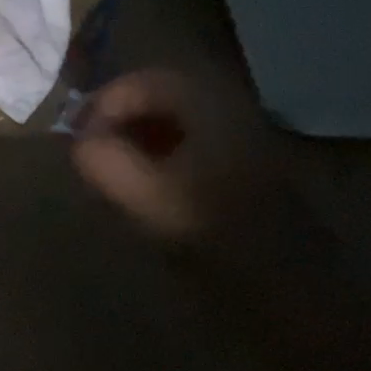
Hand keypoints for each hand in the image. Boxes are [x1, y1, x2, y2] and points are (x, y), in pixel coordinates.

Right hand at [71, 68, 293, 246]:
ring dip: (137, 135)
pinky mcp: (251, 171)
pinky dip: (161, 152)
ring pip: (178, 120)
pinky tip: (146, 183)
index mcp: (213, 112)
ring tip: (112, 165)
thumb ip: (101, 157)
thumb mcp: (142, 195)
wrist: (290, 289)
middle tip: (90, 146)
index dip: (104, 102)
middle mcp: (236, 115)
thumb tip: (82, 142)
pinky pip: (195, 142)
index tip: (80, 136)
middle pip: (163, 96)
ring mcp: (249, 143)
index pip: (146, 81)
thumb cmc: (212, 233)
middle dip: (119, 116)